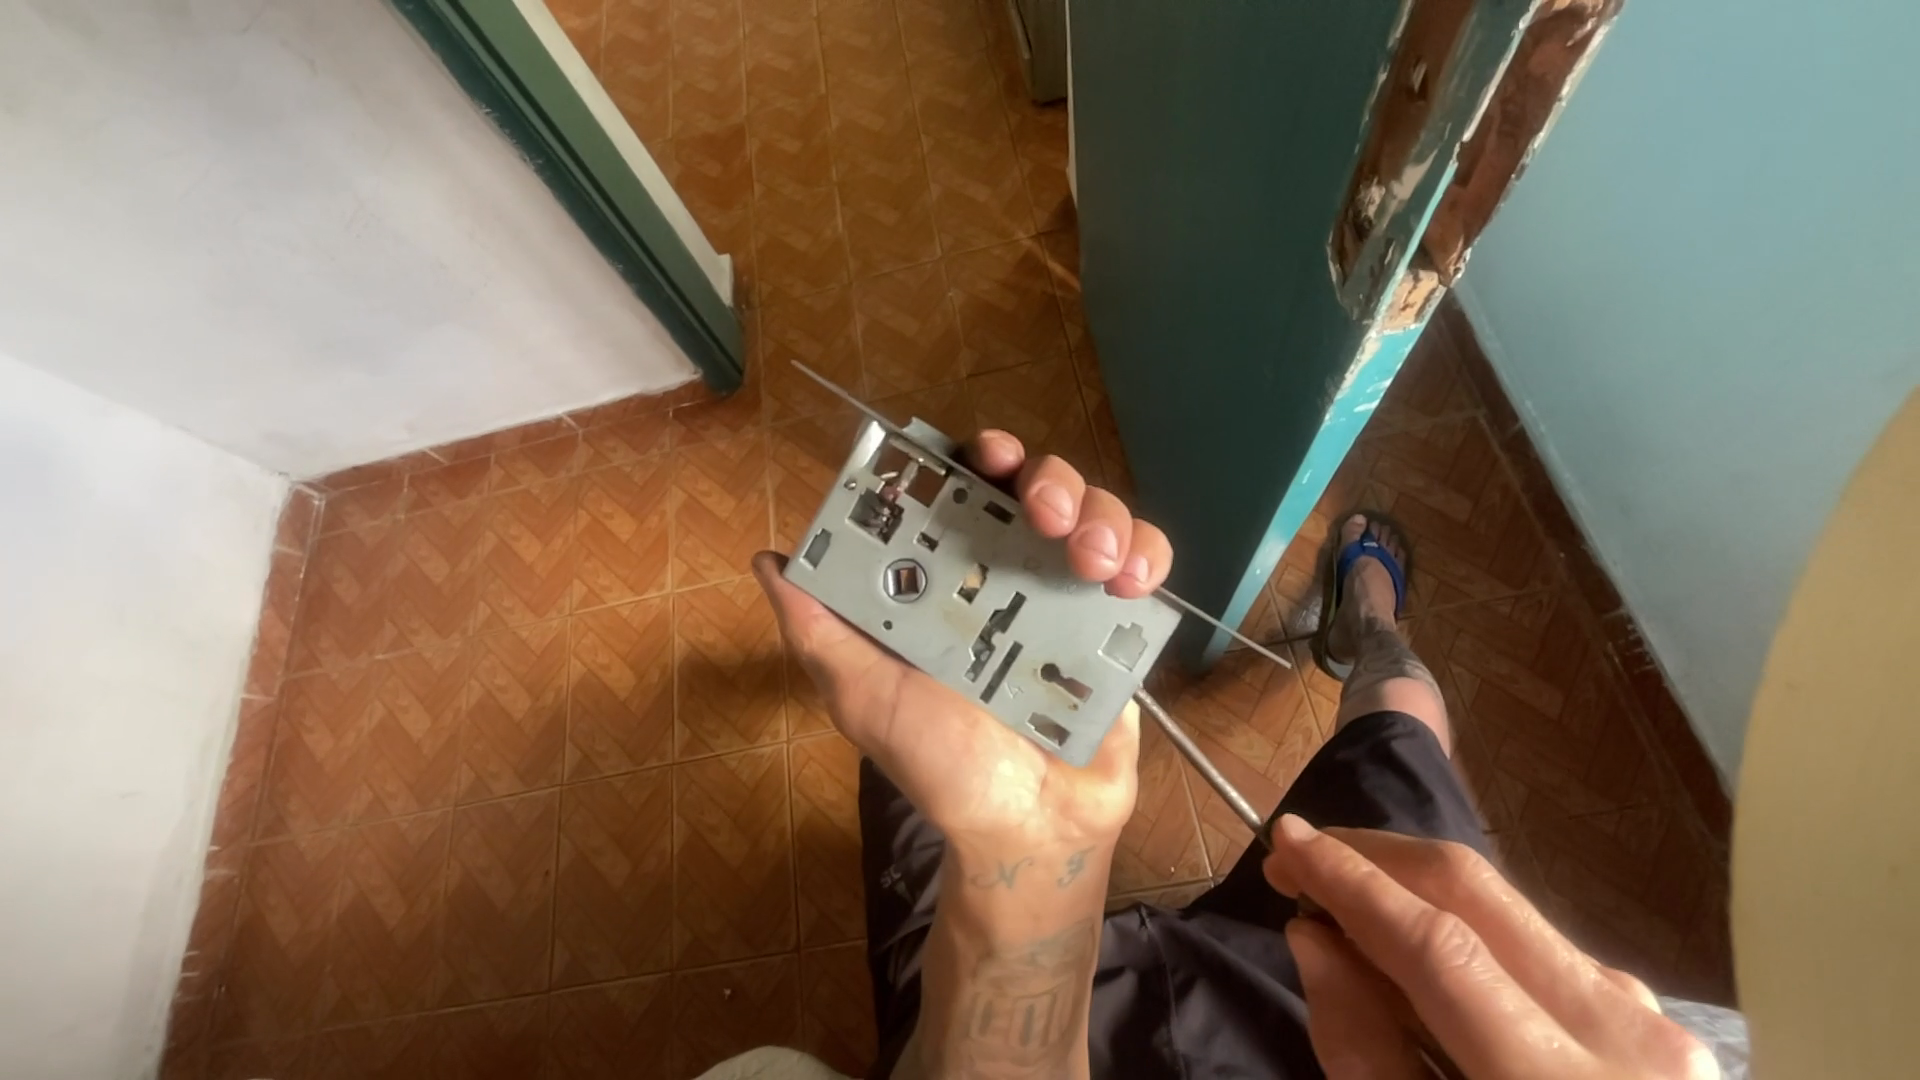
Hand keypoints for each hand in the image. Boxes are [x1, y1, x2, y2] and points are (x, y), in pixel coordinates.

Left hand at [751, 430, 1174, 849]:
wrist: (1028, 828)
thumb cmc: (939, 763)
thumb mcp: (864, 694)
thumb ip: (817, 629)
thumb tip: (768, 560)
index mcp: (947, 578)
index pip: (961, 490)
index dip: (973, 458)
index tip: (986, 456)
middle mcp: (1007, 572)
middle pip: (1035, 484)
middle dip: (1046, 478)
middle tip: (1045, 511)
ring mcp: (1066, 592)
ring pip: (1095, 510)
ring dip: (1100, 515)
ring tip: (1094, 564)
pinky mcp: (1118, 619)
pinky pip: (1144, 560)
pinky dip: (1148, 552)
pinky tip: (1134, 582)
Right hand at [1263, 817, 1719, 1078]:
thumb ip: (1359, 1045)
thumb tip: (1310, 932)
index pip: (1435, 948)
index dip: (1349, 881)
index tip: (1283, 835)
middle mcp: (1625, 1041)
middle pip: (1473, 891)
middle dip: (1370, 853)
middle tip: (1299, 855)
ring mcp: (1650, 1023)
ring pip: (1500, 901)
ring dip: (1405, 879)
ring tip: (1342, 897)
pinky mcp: (1649, 1016)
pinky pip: (1528, 937)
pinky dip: (1454, 919)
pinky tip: (1412, 944)